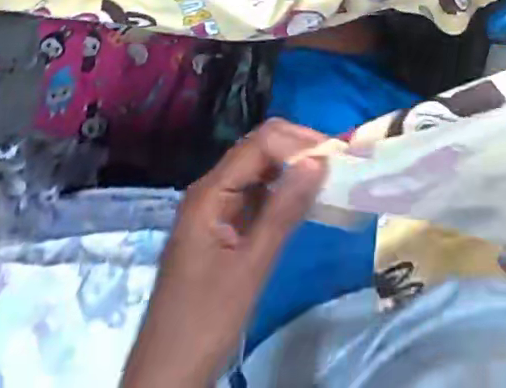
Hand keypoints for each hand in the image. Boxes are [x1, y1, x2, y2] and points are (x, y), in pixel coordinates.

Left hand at [121, 119, 328, 387]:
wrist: (167, 373)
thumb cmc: (206, 321)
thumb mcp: (251, 267)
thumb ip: (283, 211)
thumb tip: (317, 161)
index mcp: (209, 192)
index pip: (259, 144)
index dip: (298, 141)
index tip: (337, 154)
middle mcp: (210, 190)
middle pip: (257, 150)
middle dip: (297, 150)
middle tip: (339, 163)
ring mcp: (213, 209)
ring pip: (257, 172)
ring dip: (292, 169)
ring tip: (330, 178)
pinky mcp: (220, 229)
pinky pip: (254, 196)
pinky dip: (281, 193)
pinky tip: (305, 202)